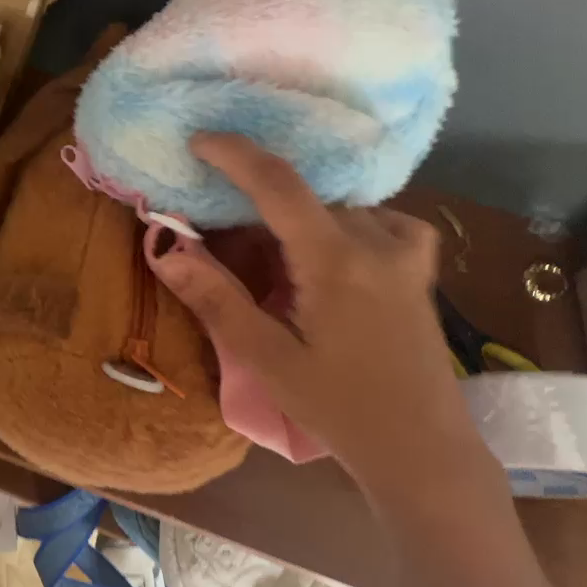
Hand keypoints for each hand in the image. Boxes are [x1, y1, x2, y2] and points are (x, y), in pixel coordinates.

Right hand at [147, 132, 492, 493]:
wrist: (421, 446)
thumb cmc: (337, 406)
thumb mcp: (265, 358)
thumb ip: (216, 299)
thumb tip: (165, 250)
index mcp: (337, 260)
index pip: (280, 185)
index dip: (236, 154)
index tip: (200, 140)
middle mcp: (377, 242)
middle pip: (305, 198)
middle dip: (257, 205)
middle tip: (219, 237)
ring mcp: (405, 254)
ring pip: (337, 209)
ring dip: (294, 219)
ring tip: (265, 255)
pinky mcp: (417, 270)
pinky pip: (373, 223)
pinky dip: (335, 225)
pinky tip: (324, 253)